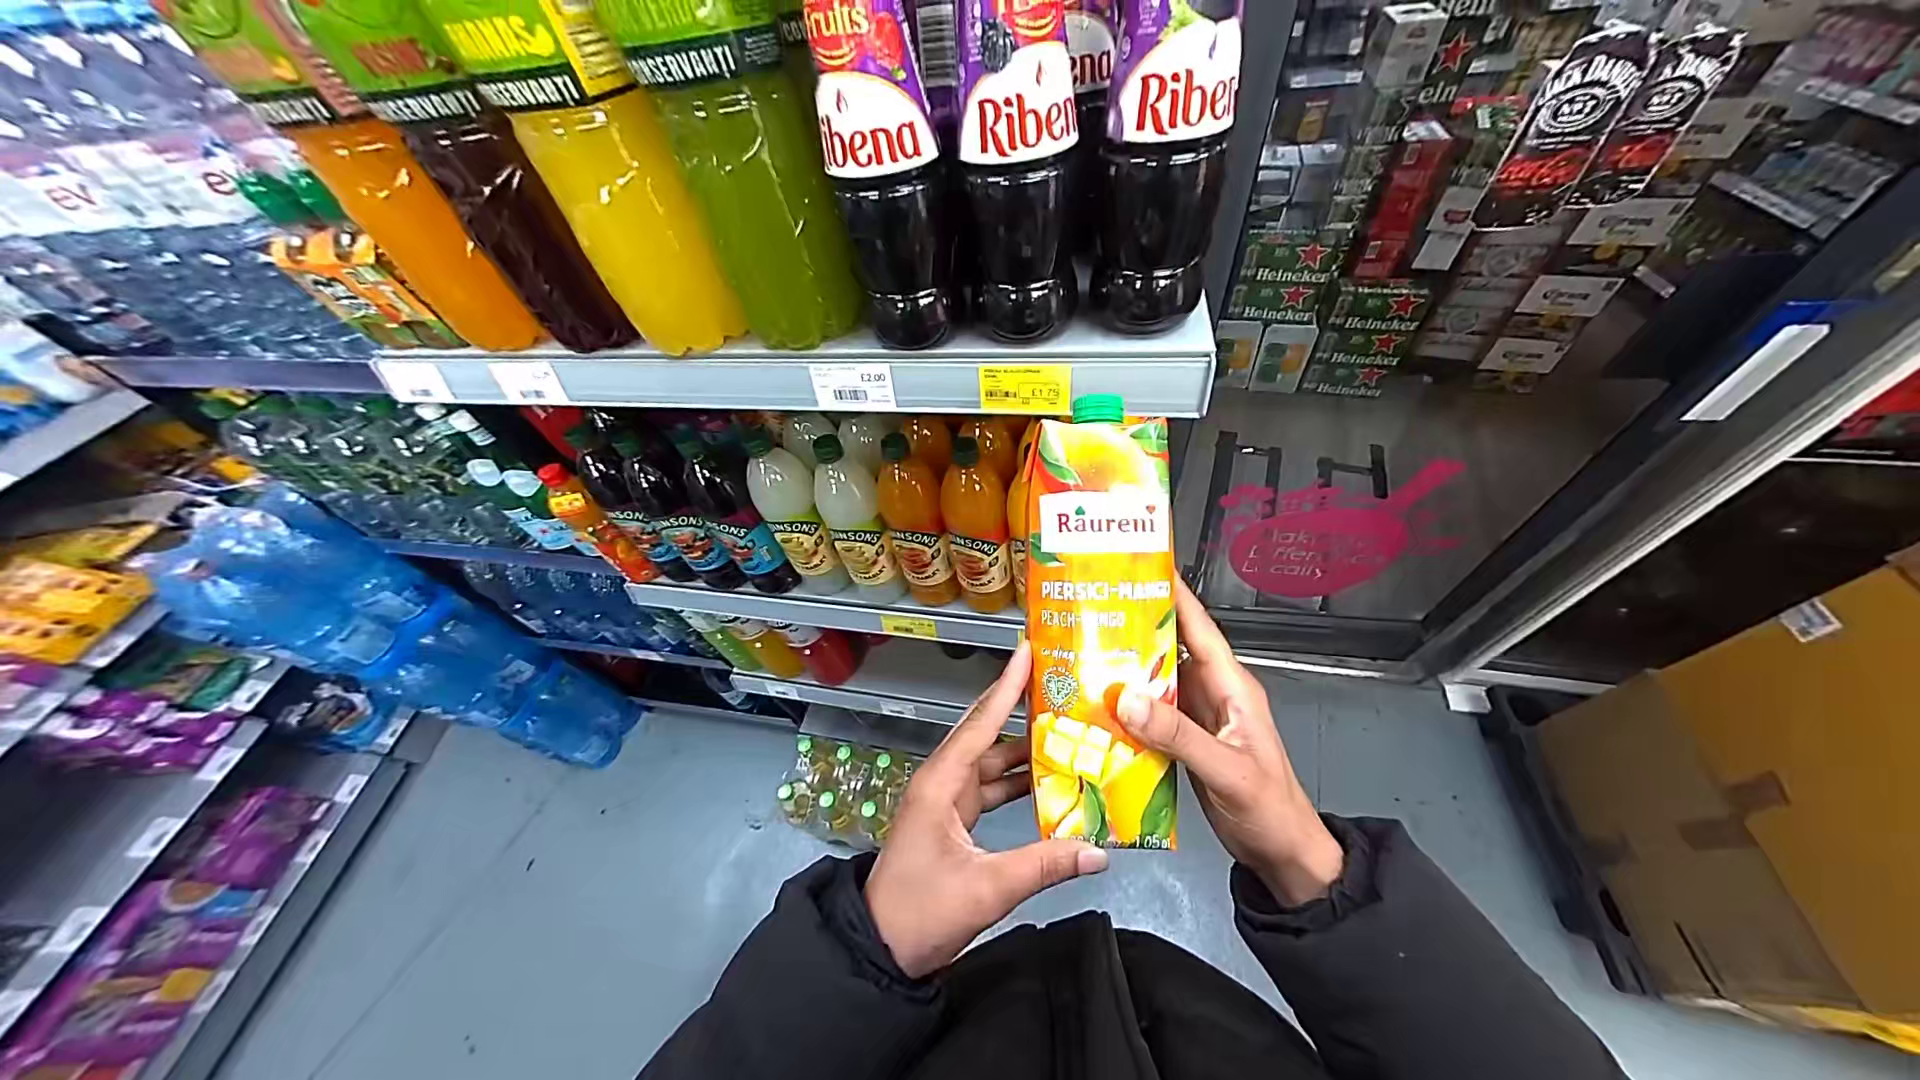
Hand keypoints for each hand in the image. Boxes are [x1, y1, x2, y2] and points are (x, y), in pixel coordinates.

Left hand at [864, 641, 1108, 977]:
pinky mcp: (953, 818)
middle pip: (987, 734)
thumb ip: (1044, 865)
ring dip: (1025, 751)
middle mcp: (943, 780)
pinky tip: (1048, 783)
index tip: (1026, 653)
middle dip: (1019, 708)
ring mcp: (947, 799)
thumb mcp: (986, 888)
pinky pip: (991, 788)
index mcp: (941, 782)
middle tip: (1056, 685)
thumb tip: (1096, 850)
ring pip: (992, 762)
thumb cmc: (919, 911)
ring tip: (1066, 733)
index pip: (980, 723)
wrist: (880, 946)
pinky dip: (1018, 783)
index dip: (1006, 686)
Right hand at [1114, 579, 1343, 905]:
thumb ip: (1178, 735)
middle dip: (1135, 627)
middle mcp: (1211, 693)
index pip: (1199, 629)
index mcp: (1231, 687)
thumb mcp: (1228, 770)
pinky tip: (1098, 705)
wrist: (1282, 855)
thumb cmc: (1270, 809)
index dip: (1174, 596)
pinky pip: (1149, 712)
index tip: (1143, 567)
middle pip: (1169, 648)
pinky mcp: (1183, 739)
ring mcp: (1196, 716)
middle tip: (1093, 610)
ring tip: (1084, 652)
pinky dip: (1125, 706)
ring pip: (1155, 680)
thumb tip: (1125, 699)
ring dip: (1125, 668)